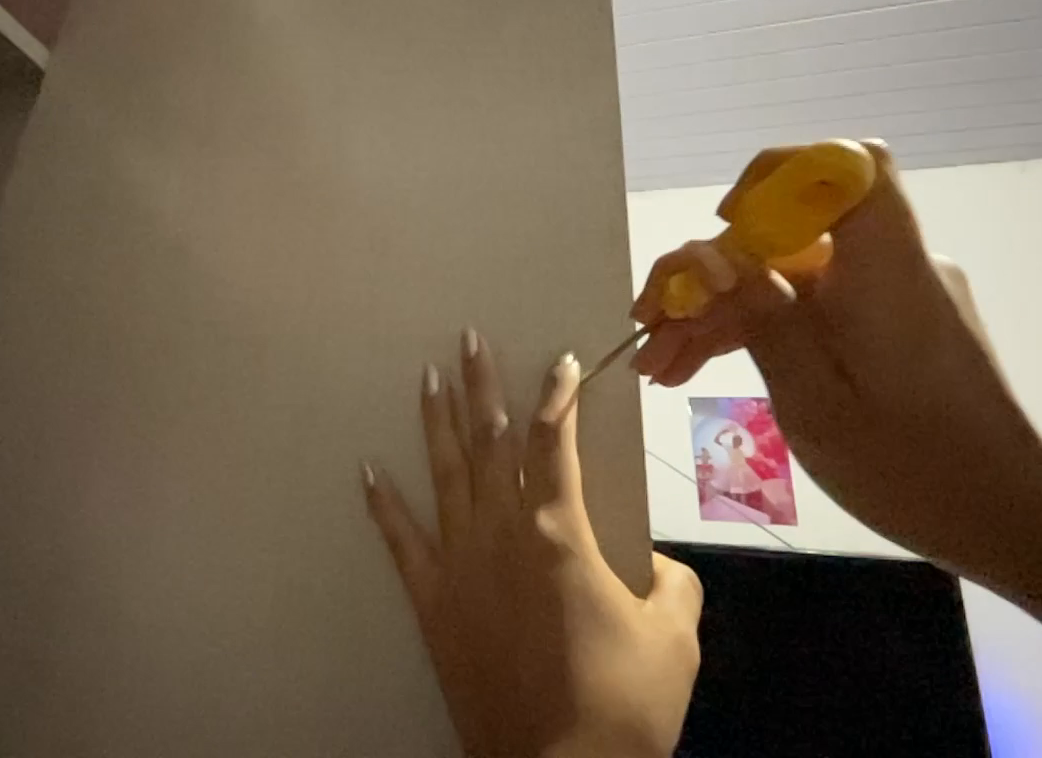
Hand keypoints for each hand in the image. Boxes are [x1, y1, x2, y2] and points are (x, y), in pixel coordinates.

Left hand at [363, 330, 701, 757]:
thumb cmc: (622, 703)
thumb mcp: (675, 637)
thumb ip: (673, 584)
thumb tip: (660, 565)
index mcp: (559, 531)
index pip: (555, 441)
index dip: (558, 395)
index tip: (560, 360)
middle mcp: (501, 531)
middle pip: (491, 441)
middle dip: (482, 385)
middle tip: (468, 339)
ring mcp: (459, 561)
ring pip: (445, 473)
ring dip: (437, 422)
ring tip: (427, 376)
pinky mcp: (431, 598)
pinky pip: (401, 540)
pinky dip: (383, 503)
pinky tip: (366, 468)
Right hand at [630, 142, 1041, 574]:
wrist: (1009, 521)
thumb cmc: (913, 470)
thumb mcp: (814, 401)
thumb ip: (759, 317)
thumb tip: (705, 254)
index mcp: (884, 272)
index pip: (848, 168)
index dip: (777, 177)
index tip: (724, 226)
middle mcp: (882, 267)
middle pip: (780, 235)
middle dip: (704, 277)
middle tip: (647, 329)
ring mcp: (876, 294)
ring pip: (776, 276)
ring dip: (713, 312)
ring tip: (656, 365)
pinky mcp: (872, 321)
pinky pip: (797, 305)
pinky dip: (747, 329)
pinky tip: (690, 364)